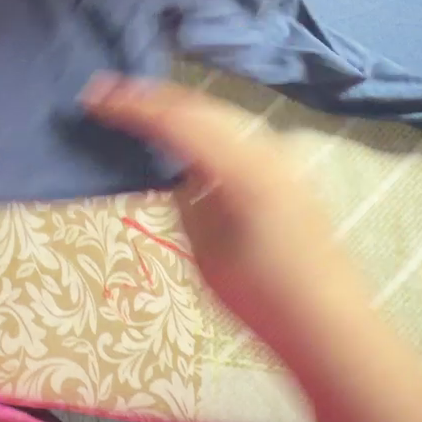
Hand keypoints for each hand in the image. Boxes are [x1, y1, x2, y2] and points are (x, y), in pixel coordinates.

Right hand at [82, 74, 372, 354]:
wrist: (331, 330)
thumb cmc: (260, 297)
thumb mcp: (204, 244)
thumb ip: (184, 193)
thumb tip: (167, 165)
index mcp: (242, 168)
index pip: (174, 121)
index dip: (129, 105)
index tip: (91, 99)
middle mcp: (266, 149)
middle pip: (197, 106)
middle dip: (148, 95)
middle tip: (103, 92)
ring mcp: (281, 157)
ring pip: (217, 112)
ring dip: (172, 104)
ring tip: (132, 101)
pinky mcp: (286, 169)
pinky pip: (232, 128)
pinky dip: (198, 119)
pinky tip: (178, 125)